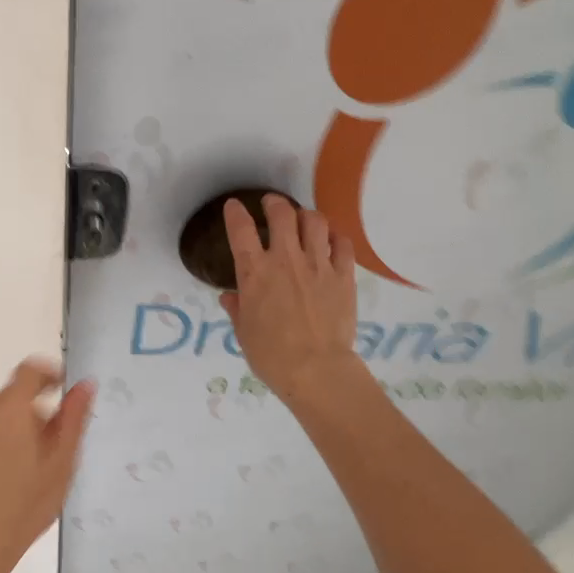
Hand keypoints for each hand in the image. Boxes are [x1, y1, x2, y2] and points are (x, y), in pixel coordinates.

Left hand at [0, 359, 94, 567]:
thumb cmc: (25, 506)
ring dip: (2, 430)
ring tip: (13, 471)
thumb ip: (73, 419)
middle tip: (42, 451)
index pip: (30, 372)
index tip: (60, 392)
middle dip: (26, 415)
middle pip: (8, 399)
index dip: (48, 375)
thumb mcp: (61, 466)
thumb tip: (84, 385)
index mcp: (11, 409)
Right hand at [220, 194, 361, 401]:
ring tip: (303, 220)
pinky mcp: (343, 274)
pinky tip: (331, 240)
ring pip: (314, 221)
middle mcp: (286, 260)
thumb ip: (237, 309)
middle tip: (272, 205)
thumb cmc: (271, 355)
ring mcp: (318, 264)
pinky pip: (342, 243)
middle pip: (282, 214)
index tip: (234, 207)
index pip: (241, 231)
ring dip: (305, 216)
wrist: (314, 369)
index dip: (235, 214)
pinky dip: (335, 237)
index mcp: (255, 273)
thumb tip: (230, 296)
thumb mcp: (244, 334)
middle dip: (275, 204)